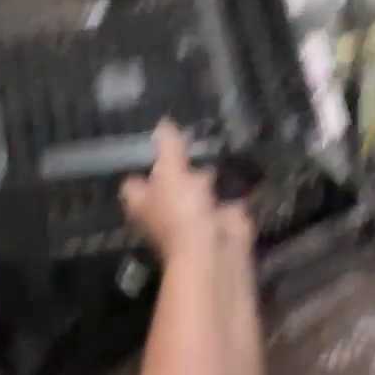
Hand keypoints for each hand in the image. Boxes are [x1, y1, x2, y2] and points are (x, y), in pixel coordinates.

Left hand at [122, 121, 241, 260]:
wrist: (215, 251)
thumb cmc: (180, 213)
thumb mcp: (170, 173)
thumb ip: (168, 148)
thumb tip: (163, 123)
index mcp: (142, 202)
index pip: (134, 181)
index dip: (143, 164)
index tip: (155, 144)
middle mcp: (165, 210)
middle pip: (169, 184)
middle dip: (180, 165)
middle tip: (190, 137)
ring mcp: (194, 217)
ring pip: (198, 190)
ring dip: (207, 175)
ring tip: (216, 143)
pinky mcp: (222, 221)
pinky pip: (227, 198)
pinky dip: (233, 186)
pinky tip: (239, 163)